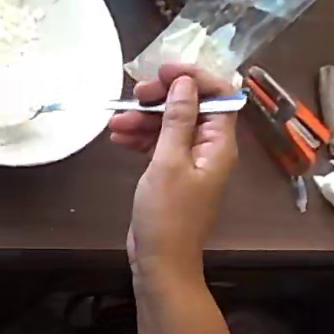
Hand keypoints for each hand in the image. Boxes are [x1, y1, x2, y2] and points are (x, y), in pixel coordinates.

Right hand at [111, 65, 239, 281]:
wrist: (160, 261)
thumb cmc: (166, 215)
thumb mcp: (168, 163)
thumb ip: (177, 120)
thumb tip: (185, 84)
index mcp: (219, 145)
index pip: (217, 95)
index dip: (192, 78)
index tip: (162, 71)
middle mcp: (208, 150)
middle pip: (190, 109)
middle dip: (163, 98)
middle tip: (134, 95)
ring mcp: (189, 164)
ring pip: (170, 128)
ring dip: (144, 120)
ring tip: (115, 121)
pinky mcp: (171, 177)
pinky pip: (159, 148)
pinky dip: (141, 140)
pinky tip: (118, 138)